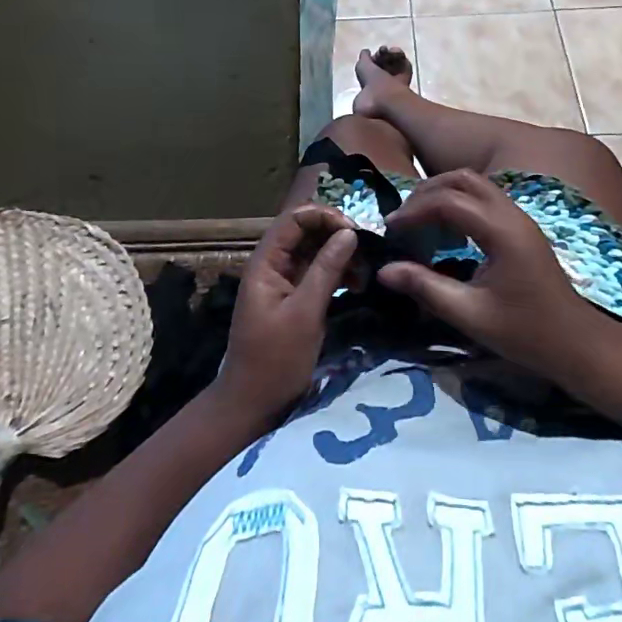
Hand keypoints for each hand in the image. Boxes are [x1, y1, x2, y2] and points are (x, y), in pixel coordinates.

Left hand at [214, 205, 358, 418]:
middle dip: (338, 235)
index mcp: (266, 263)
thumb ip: (326, 269)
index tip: (354, 231)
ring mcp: (286, 282)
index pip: (294, 219)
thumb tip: (350, 232)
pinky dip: (340, 274)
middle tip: (367, 250)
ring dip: (342, 255)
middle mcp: (274, 266)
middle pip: (307, 232)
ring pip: (316, 252)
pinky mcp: (298, 299)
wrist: (253, 405)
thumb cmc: (275, 359)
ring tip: (365, 272)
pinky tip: (359, 285)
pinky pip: (320, 273)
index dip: (324, 216)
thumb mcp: (305, 313)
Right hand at [378, 171, 602, 379]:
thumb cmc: (525, 332)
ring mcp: (520, 218)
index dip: (415, 210)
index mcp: (502, 232)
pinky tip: (445, 231)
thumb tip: (384, 271)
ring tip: (419, 222)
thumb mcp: (470, 314)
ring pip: (476, 185)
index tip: (391, 230)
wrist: (575, 342)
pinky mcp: (521, 227)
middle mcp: (512, 214)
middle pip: (464, 179)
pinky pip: (485, 199)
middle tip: (403, 219)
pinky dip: (459, 204)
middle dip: (428, 192)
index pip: (449, 201)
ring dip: (444, 194)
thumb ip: (426, 287)